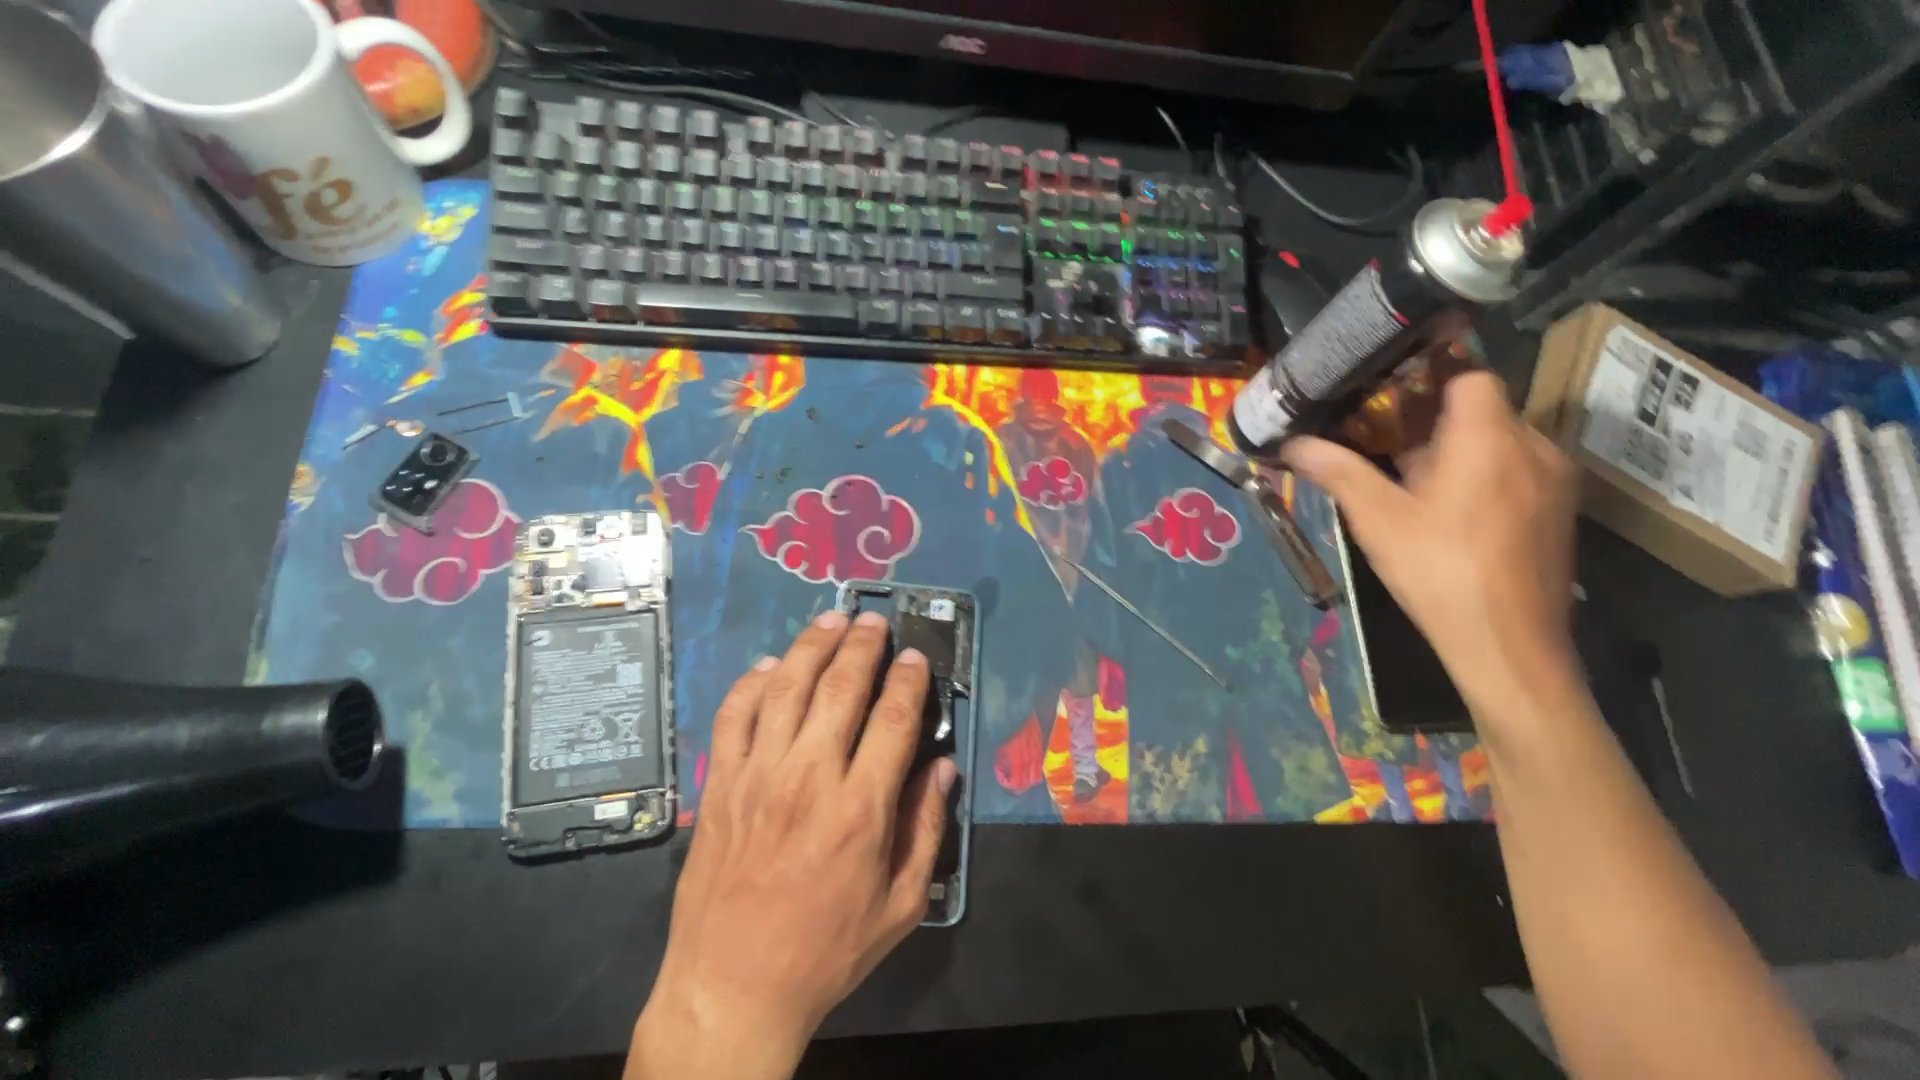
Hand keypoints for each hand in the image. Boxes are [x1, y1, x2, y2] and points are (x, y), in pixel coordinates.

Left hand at [627, 610, 954, 1079]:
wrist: (733, 986)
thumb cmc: (826, 950)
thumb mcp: (899, 905)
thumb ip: (926, 829)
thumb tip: (942, 768)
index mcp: (861, 808)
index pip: (892, 719)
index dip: (908, 680)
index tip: (915, 656)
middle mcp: (808, 777)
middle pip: (839, 688)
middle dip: (862, 645)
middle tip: (874, 622)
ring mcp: (756, 775)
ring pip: (785, 688)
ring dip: (811, 646)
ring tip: (831, 620)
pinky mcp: (719, 785)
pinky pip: (733, 716)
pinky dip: (751, 683)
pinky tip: (769, 666)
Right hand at [1279, 372, 1580, 709]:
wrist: (1509, 645)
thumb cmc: (1439, 572)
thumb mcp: (1378, 521)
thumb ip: (1339, 473)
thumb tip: (1293, 443)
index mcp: (1489, 437)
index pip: (1469, 374)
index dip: (1430, 375)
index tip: (1389, 391)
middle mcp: (1532, 447)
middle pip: (1483, 411)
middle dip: (1435, 422)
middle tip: (1387, 445)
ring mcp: (1554, 482)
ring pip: (1501, 444)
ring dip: (1459, 453)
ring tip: (1413, 483)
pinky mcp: (1560, 513)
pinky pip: (1517, 473)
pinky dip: (1484, 477)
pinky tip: (1449, 515)